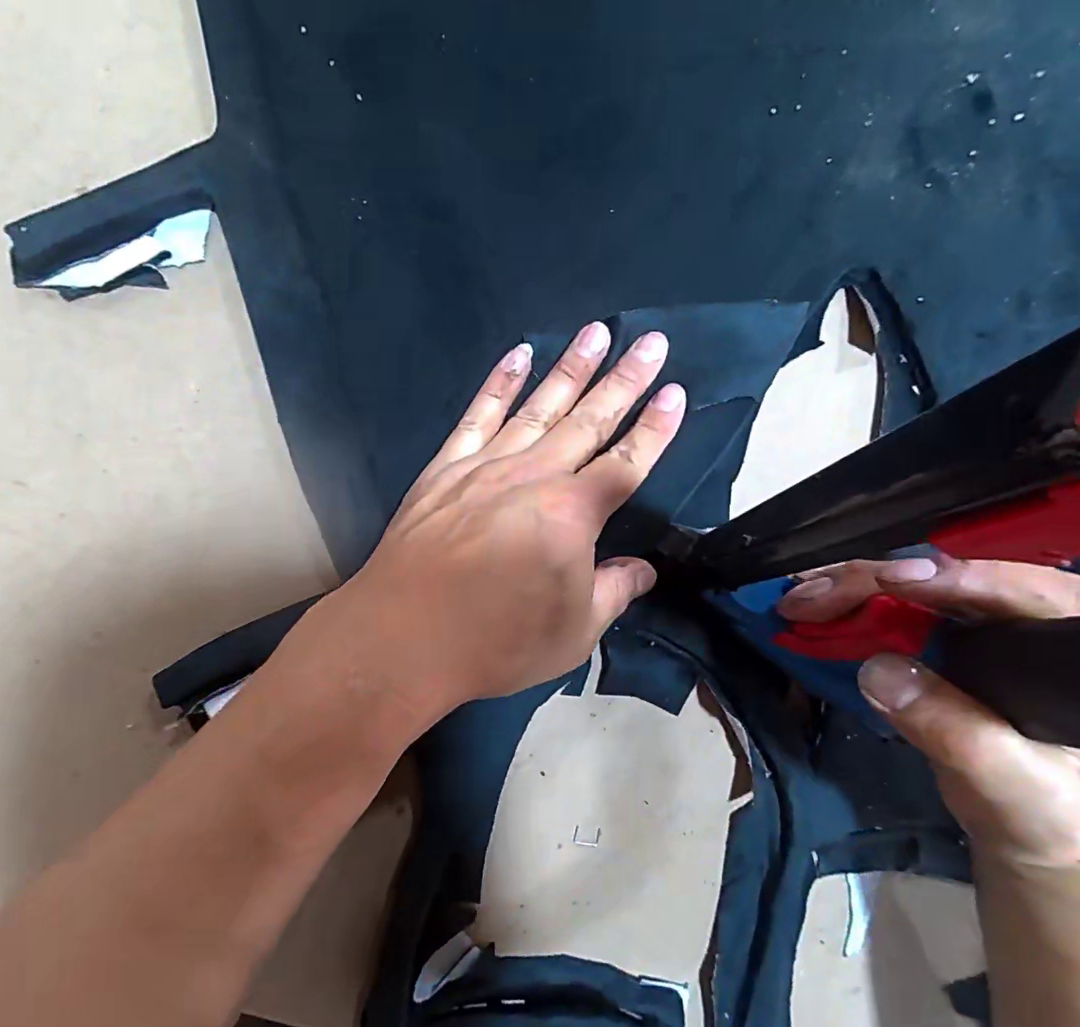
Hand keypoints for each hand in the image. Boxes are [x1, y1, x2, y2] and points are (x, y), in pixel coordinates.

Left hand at [300, 323, 685, 723]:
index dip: (655, 430)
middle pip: (589, 421)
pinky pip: (477, 416)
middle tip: (653, 342)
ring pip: (538, 407)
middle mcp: (533, 477)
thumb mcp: (573, 632)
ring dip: (570, 368)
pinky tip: (518, 356)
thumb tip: (643, 570)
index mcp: (571, 514)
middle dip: (625, 380)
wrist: (403, 637)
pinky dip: (499, 384)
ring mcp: (485, 467)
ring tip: (596, 332)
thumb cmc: (495, 641)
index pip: (626, 463)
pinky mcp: (444, 469)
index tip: (676, 392)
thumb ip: (613, 593)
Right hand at [779, 556, 1079, 869]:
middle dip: (878, 583)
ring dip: (853, 591)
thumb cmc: (1060, 820)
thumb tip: (880, 669)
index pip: (1034, 595)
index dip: (963, 579)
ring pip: (918, 591)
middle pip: (956, 583)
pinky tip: (812, 610)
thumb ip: (964, 738)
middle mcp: (1041, 622)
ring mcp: (992, 628)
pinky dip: (850, 610)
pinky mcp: (952, 641)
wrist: (1045, 841)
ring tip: (798, 600)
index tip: (897, 579)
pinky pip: (897, 614)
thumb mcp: (1025, 796)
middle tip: (811, 598)